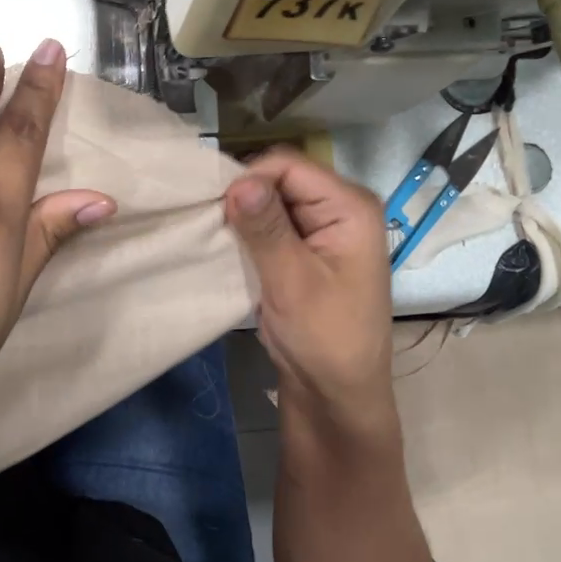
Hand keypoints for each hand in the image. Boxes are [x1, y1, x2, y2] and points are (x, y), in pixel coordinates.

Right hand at [223, 149, 395, 433]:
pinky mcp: (305, 251)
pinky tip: (228, 251)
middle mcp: (340, 208)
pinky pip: (270, 226)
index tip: (216, 210)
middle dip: (243, 197)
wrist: (335, 396)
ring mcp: (323, 230)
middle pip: (279, 179)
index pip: (287, 165)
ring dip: (242, 218)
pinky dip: (248, 235)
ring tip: (215, 239)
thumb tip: (238, 181)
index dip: (248, 179)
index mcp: (350, 207)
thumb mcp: (292, 281)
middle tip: (210, 226)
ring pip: (270, 202)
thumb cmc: (323, 339)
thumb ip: (266, 228)